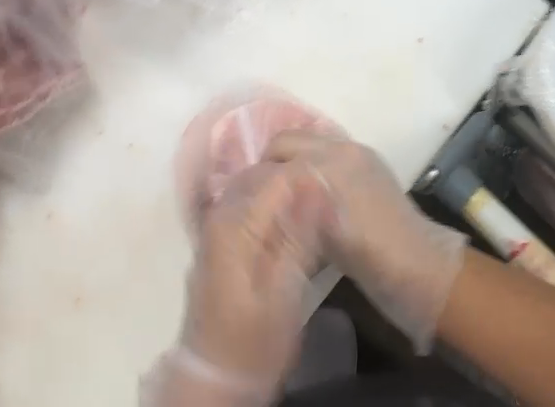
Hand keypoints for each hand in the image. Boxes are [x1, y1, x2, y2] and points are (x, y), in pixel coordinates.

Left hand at [142, 162, 332, 406]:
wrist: (215, 379)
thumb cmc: (253, 341)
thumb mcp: (284, 292)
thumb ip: (300, 235)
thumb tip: (318, 184)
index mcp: (234, 224)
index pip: (278, 177)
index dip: (310, 177)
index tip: (339, 185)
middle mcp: (220, 216)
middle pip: (263, 176)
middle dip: (297, 178)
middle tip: (332, 190)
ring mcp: (216, 229)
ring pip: (254, 188)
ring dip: (284, 189)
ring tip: (318, 200)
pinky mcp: (220, 242)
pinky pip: (248, 205)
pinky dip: (271, 205)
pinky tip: (294, 219)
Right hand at [265, 132, 465, 353]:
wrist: (422, 269)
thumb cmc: (370, 259)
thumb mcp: (322, 236)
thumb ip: (293, 205)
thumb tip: (264, 197)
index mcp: (330, 160)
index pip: (278, 149)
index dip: (259, 172)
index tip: (248, 197)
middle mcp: (343, 147)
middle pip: (290, 141)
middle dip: (273, 163)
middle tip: (263, 197)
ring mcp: (359, 154)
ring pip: (309, 146)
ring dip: (293, 165)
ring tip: (283, 197)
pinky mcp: (371, 166)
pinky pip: (329, 155)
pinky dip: (313, 169)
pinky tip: (311, 199)